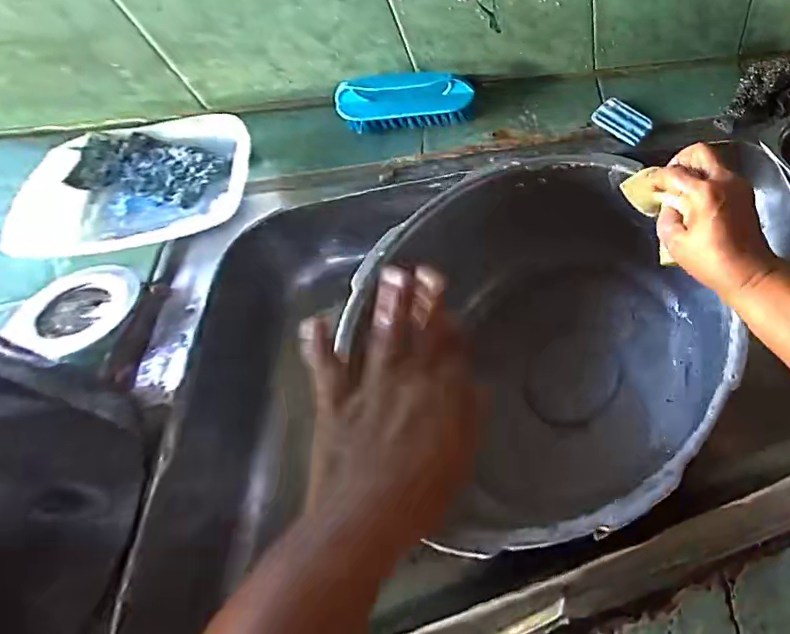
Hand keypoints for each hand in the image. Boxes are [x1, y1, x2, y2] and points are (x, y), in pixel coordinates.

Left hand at [298, 265, 486, 557]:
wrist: (363, 520)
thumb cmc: (423, 490)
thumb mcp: (463, 452)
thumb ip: (470, 412)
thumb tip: (476, 383)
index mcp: (442, 388)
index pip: (449, 343)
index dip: (447, 316)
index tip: (445, 294)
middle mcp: (408, 378)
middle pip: (416, 330)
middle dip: (419, 298)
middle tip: (419, 270)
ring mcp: (368, 389)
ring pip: (379, 338)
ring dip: (383, 305)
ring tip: (387, 276)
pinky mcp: (333, 405)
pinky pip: (327, 370)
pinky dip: (319, 346)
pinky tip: (314, 322)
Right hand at [654, 143, 782, 298]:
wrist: (750, 273)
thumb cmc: (712, 262)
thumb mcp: (676, 244)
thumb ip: (666, 217)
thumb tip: (668, 204)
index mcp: (705, 192)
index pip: (675, 172)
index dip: (657, 177)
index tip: (650, 184)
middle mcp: (724, 180)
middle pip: (700, 151)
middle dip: (681, 159)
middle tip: (670, 177)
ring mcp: (738, 184)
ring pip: (714, 161)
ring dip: (696, 169)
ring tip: (683, 189)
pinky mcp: (746, 192)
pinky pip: (723, 174)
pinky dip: (709, 179)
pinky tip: (699, 198)